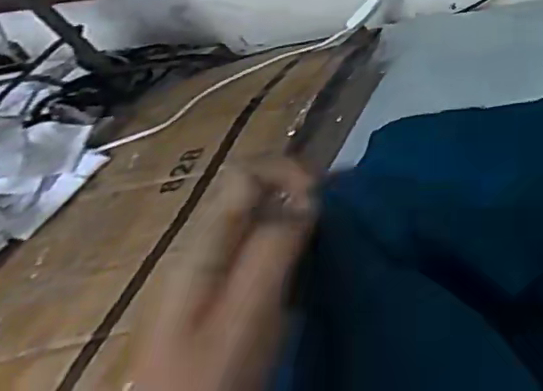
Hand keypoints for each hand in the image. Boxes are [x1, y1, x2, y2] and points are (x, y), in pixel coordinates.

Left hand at [127, 159, 319, 390]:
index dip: (290, 171)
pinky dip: (292, 243)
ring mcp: (208, 276)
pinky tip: (310, 263)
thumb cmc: (209, 375)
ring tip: (333, 234)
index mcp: (202, 247)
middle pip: (255, 193)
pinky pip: (261, 248)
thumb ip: (274, 248)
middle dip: (301, 192)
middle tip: (340, 213)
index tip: (324, 197)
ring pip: (261, 219)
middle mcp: (202, 251)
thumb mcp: (245, 313)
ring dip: (300, 217)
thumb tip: (310, 199)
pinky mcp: (220, 299)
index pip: (246, 172)